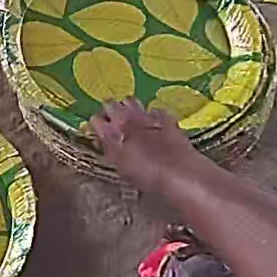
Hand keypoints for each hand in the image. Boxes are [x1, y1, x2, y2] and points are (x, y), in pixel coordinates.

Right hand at [91, 98, 209, 193]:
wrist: (180, 171)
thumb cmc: (146, 175)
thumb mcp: (122, 166)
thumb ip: (109, 149)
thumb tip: (102, 138)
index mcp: (112, 132)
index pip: (95, 120)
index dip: (97, 125)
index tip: (99, 131)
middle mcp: (126, 118)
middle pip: (110, 104)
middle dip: (110, 110)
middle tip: (113, 123)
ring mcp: (146, 114)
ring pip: (130, 100)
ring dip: (128, 107)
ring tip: (131, 120)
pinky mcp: (164, 115)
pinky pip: (153, 109)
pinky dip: (151, 114)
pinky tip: (154, 123)